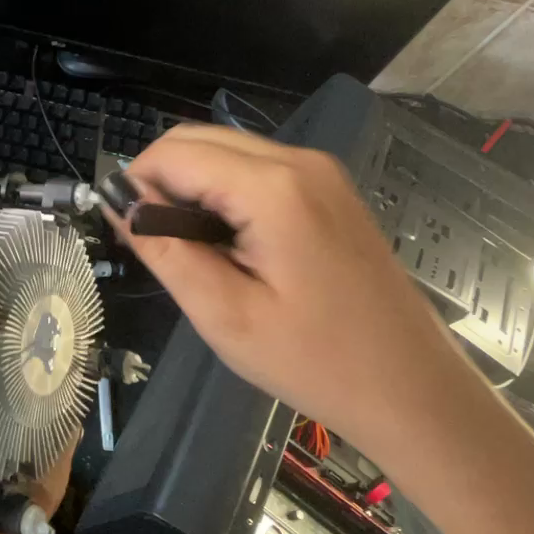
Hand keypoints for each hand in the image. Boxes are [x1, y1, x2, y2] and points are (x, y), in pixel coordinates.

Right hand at [112, 124, 533, 533]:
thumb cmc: (317, 361)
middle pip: (198, 140)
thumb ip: (163, 248)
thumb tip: (117, 202)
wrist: (416, 393)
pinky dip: (223, 190)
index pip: (174, 152)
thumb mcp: (224, 314)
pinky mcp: (328, 186)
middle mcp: (299, 160)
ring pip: (223, 149)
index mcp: (274, 188)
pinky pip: (254, 166)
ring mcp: (319, 170)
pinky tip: (231, 242)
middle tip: (160, 245)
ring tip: (197, 250)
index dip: (137, 184)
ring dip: (192, 185)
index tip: (131, 235)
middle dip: (162, 180)